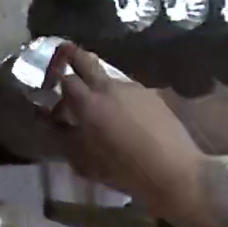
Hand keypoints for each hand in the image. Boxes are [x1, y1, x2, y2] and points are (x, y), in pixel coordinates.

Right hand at [49, 43, 208, 221]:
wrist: (176, 172)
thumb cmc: (124, 170)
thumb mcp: (85, 161)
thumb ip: (68, 138)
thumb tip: (60, 125)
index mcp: (88, 103)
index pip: (65, 79)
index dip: (55, 81)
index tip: (51, 88)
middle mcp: (109, 88)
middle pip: (86, 60)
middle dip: (72, 54)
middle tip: (64, 53)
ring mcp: (134, 89)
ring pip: (109, 78)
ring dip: (99, 84)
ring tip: (101, 105)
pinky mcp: (153, 96)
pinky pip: (128, 91)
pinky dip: (120, 98)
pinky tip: (126, 117)